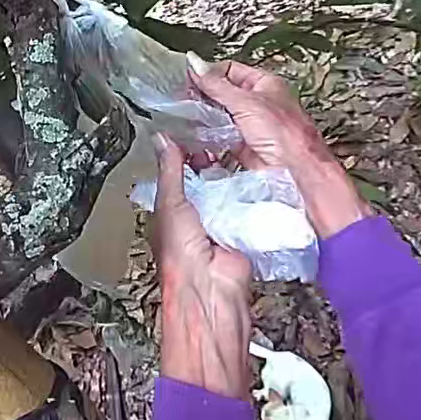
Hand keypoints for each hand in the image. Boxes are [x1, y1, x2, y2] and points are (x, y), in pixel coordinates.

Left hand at [149, 132, 253, 398]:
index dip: (186, 154)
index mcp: (171, 211)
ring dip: (234, 177)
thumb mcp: (172, 203)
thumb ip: (171, 172)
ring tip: (242, 147)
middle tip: (225, 134)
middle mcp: (195, 216)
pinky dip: (252, 195)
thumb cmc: (181, 256)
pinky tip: (257, 174)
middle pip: (206, 181)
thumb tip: (163, 139)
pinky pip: (248, 207)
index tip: (199, 129)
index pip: (178, 175)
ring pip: (228, 191)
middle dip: (214, 162)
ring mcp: (220, 223)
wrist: (212, 291)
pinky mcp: (243, 231)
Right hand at [188, 60, 369, 237]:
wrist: (294, 171)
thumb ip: (216, 84)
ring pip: (218, 117)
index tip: (188, 80)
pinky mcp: (242, 147)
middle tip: (184, 101)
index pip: (229, 70)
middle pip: (221, 94)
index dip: (209, 74)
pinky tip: (196, 138)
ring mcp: (249, 126)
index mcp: (263, 84)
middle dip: (203, 98)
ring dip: (204, 119)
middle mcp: (257, 104)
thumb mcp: (245, 102)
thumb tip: (195, 63)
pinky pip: (219, 138)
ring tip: (186, 119)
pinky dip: (207, 138)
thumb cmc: (284, 134)